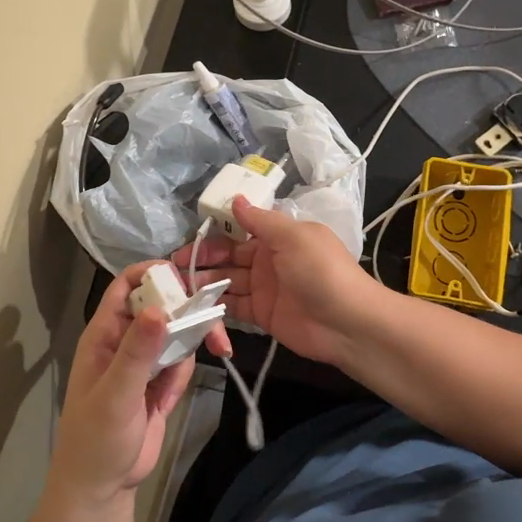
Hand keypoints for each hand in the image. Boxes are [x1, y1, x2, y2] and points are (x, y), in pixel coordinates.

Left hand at [47, 261, 231, 502]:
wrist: (102, 488)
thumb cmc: (96, 439)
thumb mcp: (116, 395)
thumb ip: (138, 352)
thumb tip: (160, 309)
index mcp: (105, 335)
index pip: (127, 287)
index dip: (153, 275)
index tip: (184, 282)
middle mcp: (125, 341)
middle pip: (162, 307)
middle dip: (188, 315)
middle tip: (214, 330)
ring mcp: (143, 362)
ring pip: (177, 334)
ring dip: (191, 347)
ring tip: (209, 360)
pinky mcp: (158, 382)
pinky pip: (180, 363)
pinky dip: (181, 377)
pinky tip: (168, 403)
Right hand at [172, 197, 382, 367]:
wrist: (347, 323)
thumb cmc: (321, 271)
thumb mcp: (293, 237)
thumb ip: (261, 221)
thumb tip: (237, 198)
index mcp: (280, 235)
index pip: (241, 229)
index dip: (215, 233)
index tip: (190, 239)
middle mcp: (270, 259)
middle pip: (229, 256)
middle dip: (203, 260)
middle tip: (174, 268)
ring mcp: (265, 288)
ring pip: (228, 281)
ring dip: (205, 283)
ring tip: (177, 288)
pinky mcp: (262, 315)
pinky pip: (234, 307)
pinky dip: (216, 307)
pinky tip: (195, 307)